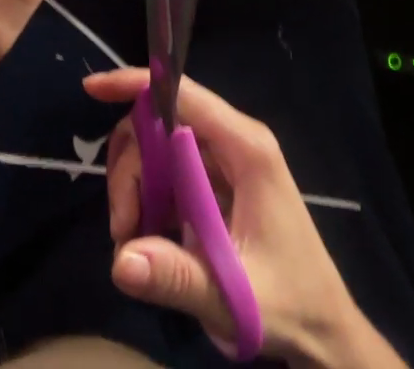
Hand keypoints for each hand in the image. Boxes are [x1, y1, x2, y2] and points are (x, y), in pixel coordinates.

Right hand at [85, 70, 399, 367]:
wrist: (322, 329)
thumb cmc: (290, 303)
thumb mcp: (232, 295)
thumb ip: (177, 277)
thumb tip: (121, 259)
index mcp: (246, 150)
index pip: (183, 96)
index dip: (136, 84)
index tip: (90, 88)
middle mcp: (233, 144)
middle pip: (158, 124)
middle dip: (128, 169)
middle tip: (122, 227)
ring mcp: (223, 162)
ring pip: (155, 148)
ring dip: (132, 189)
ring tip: (132, 241)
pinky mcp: (213, 183)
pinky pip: (164, 173)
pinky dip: (144, 200)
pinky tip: (146, 239)